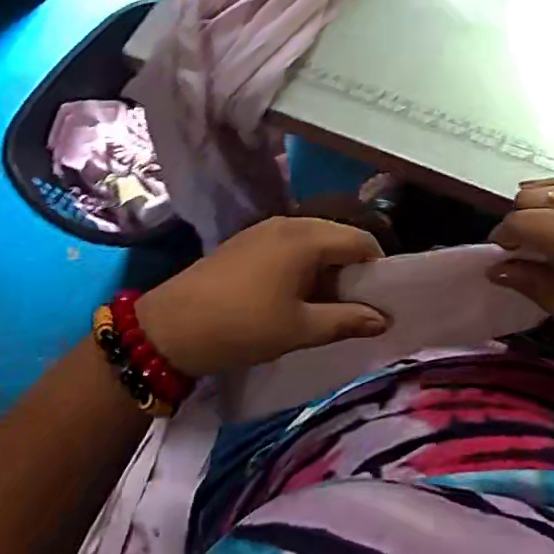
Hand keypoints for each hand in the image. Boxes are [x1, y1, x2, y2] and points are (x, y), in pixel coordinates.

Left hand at [134, 217, 389, 376]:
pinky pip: (291, 243)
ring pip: (314, 239)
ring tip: (326, 302)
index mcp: (307, 238)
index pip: (361, 241)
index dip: (378, 267)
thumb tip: (383, 319)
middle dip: (354, 266)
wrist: (169, 327)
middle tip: (356, 303)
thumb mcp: (299, 330)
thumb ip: (346, 321)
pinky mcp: (248, 239)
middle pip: (339, 235)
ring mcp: (265, 228)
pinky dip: (305, 263)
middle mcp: (290, 223)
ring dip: (328, 265)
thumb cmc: (242, 326)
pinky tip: (295, 293)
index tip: (381, 298)